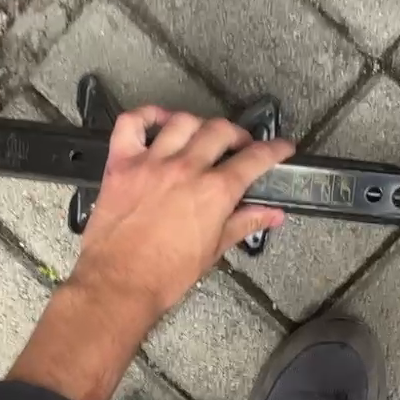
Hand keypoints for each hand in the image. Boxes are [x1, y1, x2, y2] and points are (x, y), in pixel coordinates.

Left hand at [69, 106, 295, 323]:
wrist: (119, 284)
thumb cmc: (163, 275)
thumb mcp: (214, 249)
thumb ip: (245, 223)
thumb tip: (270, 214)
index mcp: (214, 192)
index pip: (254, 158)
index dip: (274, 149)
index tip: (280, 147)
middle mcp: (185, 170)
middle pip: (220, 131)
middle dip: (238, 134)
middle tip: (240, 145)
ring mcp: (152, 163)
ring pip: (183, 122)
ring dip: (199, 124)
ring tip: (203, 136)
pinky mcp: (122, 164)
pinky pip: (132, 123)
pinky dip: (147, 115)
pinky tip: (159, 120)